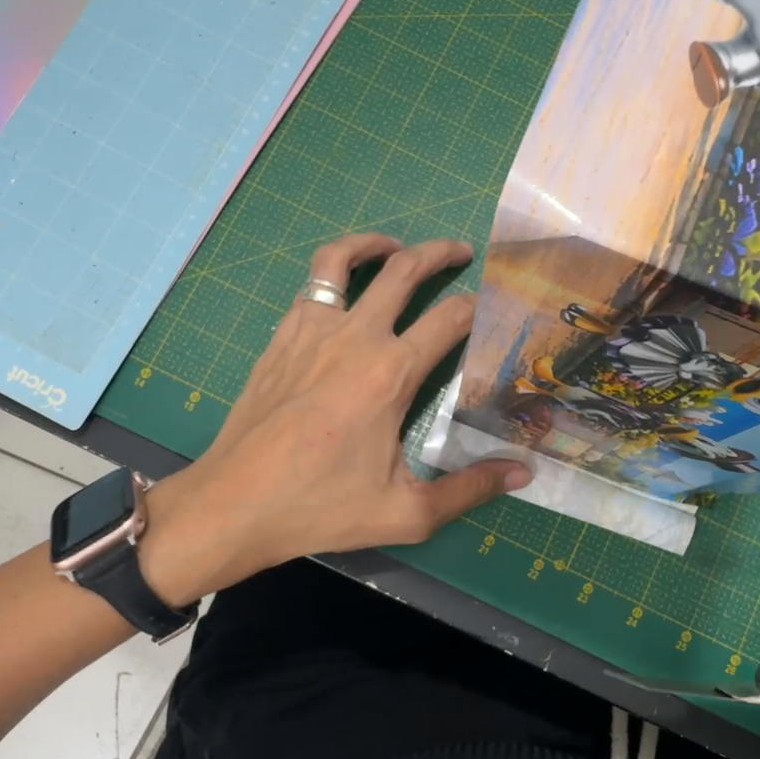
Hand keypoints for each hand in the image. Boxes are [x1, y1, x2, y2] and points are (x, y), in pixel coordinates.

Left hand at [135, 234, 529, 604]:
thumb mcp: (407, 513)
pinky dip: (334, 278)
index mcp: (391, 373)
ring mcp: (309, 332)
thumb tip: (524, 473)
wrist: (236, 503)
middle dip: (439, 252)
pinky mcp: (278, 339)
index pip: (452, 317)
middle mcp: (354, 337)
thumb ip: (469, 489)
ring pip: (341, 260)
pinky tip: (342, 302)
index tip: (497, 305)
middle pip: (403, 269)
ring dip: (375, 245)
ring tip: (395, 249)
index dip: (481, 305)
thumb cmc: (322, 507)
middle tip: (461, 252)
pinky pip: (310, 288)